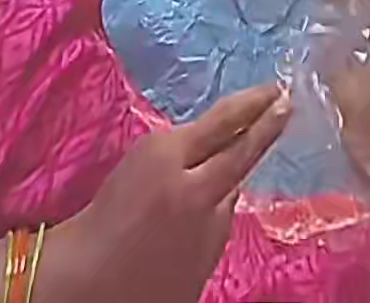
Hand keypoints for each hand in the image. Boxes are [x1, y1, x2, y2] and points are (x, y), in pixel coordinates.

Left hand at [40, 85, 291, 302]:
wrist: (82, 273)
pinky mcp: (142, 146)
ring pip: (203, 126)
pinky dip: (207, 134)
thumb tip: (238, 177)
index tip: (286, 102)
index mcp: (193, 195)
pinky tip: (219, 134)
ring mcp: (154, 147)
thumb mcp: (200, 259)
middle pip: (222, 119)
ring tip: (257, 105)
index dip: (267, 126)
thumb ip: (225, 213)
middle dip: (253, 101)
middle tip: (279, 86)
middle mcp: (174, 159)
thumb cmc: (146, 282)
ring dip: (230, 116)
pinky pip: (186, 136)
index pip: (241, 151)